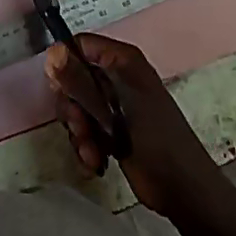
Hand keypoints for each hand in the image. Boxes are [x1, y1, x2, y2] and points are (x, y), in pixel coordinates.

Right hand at [47, 33, 224, 218]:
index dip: (65, 64)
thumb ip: (81, 83)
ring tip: (92, 153)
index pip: (80, 45)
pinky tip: (96, 162)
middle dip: (73, 108)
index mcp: (123, 61)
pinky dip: (86, 145)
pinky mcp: (111, 129)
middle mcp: (116, 76)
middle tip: (80, 127)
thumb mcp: (115, 109)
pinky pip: (85, 128)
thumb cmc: (156, 140)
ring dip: (79, 132)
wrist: (183, 190)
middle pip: (74, 78)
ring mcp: (114, 104)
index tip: (58, 88)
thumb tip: (52, 54)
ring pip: (77, 106)